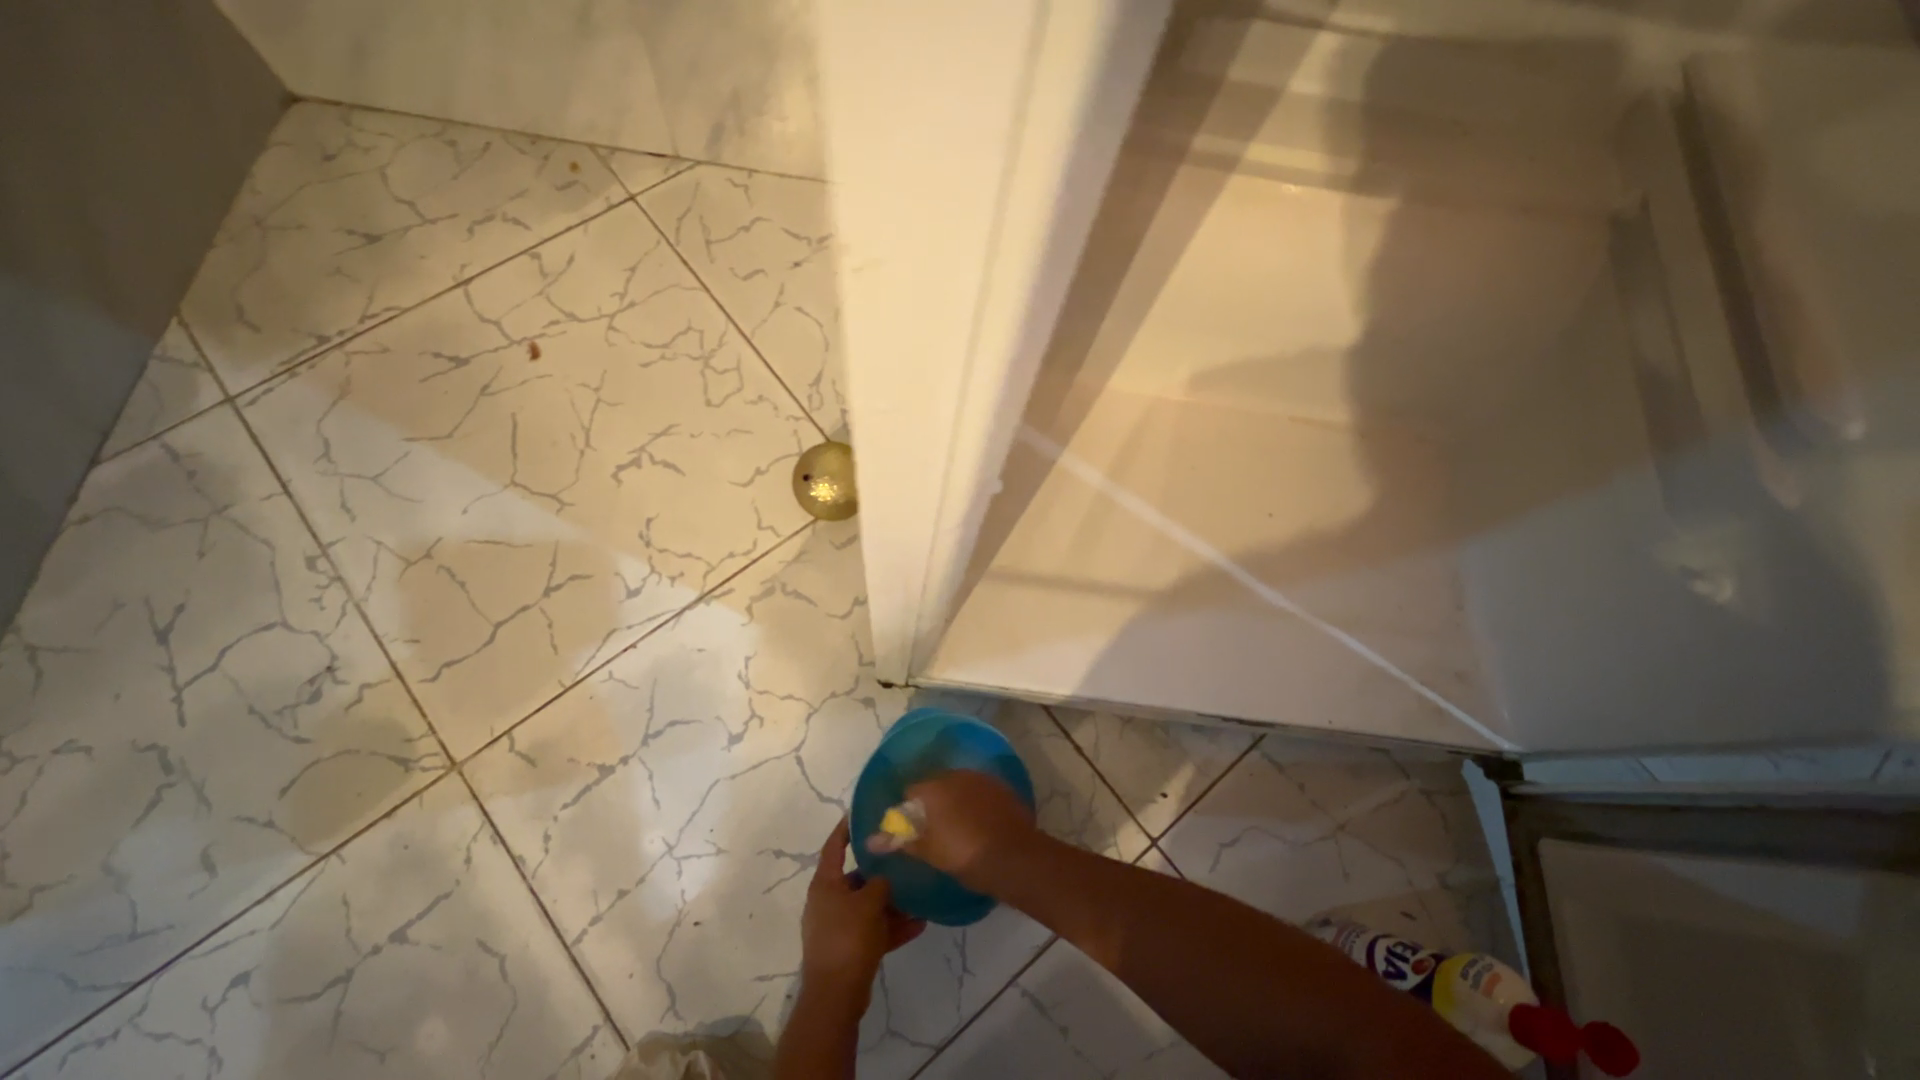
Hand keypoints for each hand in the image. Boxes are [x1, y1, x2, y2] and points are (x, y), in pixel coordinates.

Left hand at [801, 819, 924, 1002]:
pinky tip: (921, 923)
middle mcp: (829, 901)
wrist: (836, 993)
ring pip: (869, 906)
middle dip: (882, 871)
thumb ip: (880, 883)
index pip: (834, 847)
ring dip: (893, 902)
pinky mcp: (851, 949)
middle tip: (905, 857)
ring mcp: (839, 926)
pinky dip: (893, 926)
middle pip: (857, 878)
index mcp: (825, 884)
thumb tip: (885, 876)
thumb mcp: (868, 903)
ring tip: (920, 893)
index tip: (861, 813)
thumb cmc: (847, 938)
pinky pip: (875, 930)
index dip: (845, 829)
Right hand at [891, 770, 1040, 891]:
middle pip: (936, 786)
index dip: (909, 812)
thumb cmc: (965, 855)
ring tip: (961, 830)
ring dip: (957, 802)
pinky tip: (983, 825)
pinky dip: (978, 804)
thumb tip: (870, 840)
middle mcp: (956, 775)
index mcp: (934, 788)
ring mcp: (982, 779)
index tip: (915, 831)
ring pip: (960, 787)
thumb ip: (900, 841)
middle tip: (937, 832)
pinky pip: (981, 792)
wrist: (1015, 857)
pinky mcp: (1003, 788)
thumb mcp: (930, 852)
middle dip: (934, 804)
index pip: (911, 792)